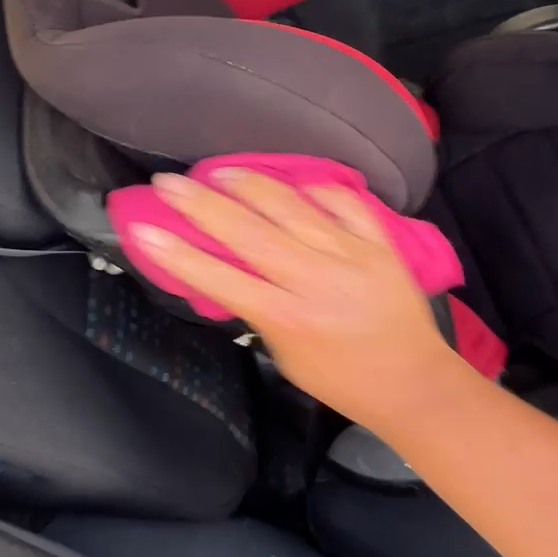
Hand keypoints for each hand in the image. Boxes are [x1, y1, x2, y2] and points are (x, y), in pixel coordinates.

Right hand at [129, 168, 469, 433]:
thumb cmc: (341, 379)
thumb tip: (226, 273)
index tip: (143, 229)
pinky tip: (291, 181)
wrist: (414, 384)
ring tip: (219, 171)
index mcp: (288, 317)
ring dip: (250, 185)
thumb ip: (257, 312)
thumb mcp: (285, 355)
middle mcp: (315, 280)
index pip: (220, 279)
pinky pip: (344, 202)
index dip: (178, 253)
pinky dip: (315, 188)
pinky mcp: (380, 243)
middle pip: (249, 233)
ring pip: (292, 208)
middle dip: (201, 204)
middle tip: (168, 182)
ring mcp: (350, 256)